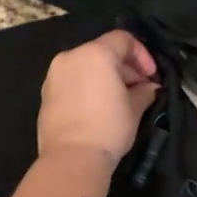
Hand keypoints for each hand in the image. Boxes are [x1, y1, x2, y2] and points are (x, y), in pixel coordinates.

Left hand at [37, 30, 159, 164]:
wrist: (72, 157)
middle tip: (140, 89)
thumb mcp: (134, 108)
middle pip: (103, 51)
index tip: (151, 76)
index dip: (142, 55)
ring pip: (86, 66)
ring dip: (106, 77)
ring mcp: (54, 75)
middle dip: (124, 68)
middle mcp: (71, 57)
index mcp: (96, 54)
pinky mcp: (46, 94)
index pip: (123, 39)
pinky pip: (73, 81)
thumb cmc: (108, 127)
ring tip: (120, 100)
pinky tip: (99, 108)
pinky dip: (88, 87)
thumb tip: (149, 88)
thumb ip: (144, 91)